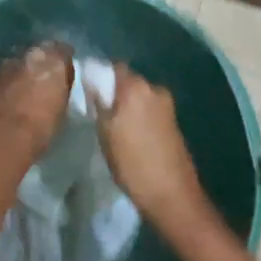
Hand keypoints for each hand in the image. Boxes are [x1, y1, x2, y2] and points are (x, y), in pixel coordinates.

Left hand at [0, 42, 73, 150]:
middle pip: (40, 50)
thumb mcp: (62, 107)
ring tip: (24, 82)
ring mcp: (9, 60)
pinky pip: (3, 68)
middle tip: (43, 76)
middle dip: (42, 60)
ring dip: (23, 66)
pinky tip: (7, 88)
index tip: (64, 72)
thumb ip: (61, 87)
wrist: (4, 136)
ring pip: (20, 57)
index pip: (64, 50)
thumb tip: (57, 84)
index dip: (63, 61)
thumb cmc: (42, 127)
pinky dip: (7, 75)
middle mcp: (32, 53)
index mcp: (56, 60)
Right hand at [99, 65, 211, 226]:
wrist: (171, 193)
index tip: (87, 90)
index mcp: (136, 87)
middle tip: (98, 110)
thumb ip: (99, 103)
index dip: (99, 75)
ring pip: (139, 96)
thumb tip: (92, 81)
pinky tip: (130, 135)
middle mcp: (154, 88)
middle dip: (114, 91)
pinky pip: (149, 109)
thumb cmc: (132, 162)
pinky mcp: (173, 121)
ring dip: (127, 105)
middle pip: (128, 81)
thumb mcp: (105, 133)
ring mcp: (167, 105)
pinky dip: (139, 116)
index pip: (114, 67)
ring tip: (113, 126)